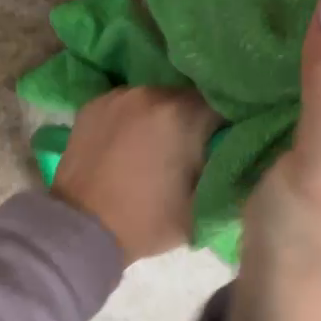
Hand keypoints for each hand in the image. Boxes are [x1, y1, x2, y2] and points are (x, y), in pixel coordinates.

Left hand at [52, 87, 221, 264]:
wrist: (81, 227)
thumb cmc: (146, 220)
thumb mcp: (202, 202)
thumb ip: (226, 168)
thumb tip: (239, 150)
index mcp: (181, 112)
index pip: (222, 103)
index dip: (229, 123)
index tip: (228, 141)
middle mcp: (149, 93)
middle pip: (187, 97)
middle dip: (194, 119)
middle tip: (193, 148)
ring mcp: (116, 96)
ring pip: (154, 99)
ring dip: (161, 117)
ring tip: (158, 147)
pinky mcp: (91, 105)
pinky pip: (125, 105)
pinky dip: (132, 119)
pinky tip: (130, 142)